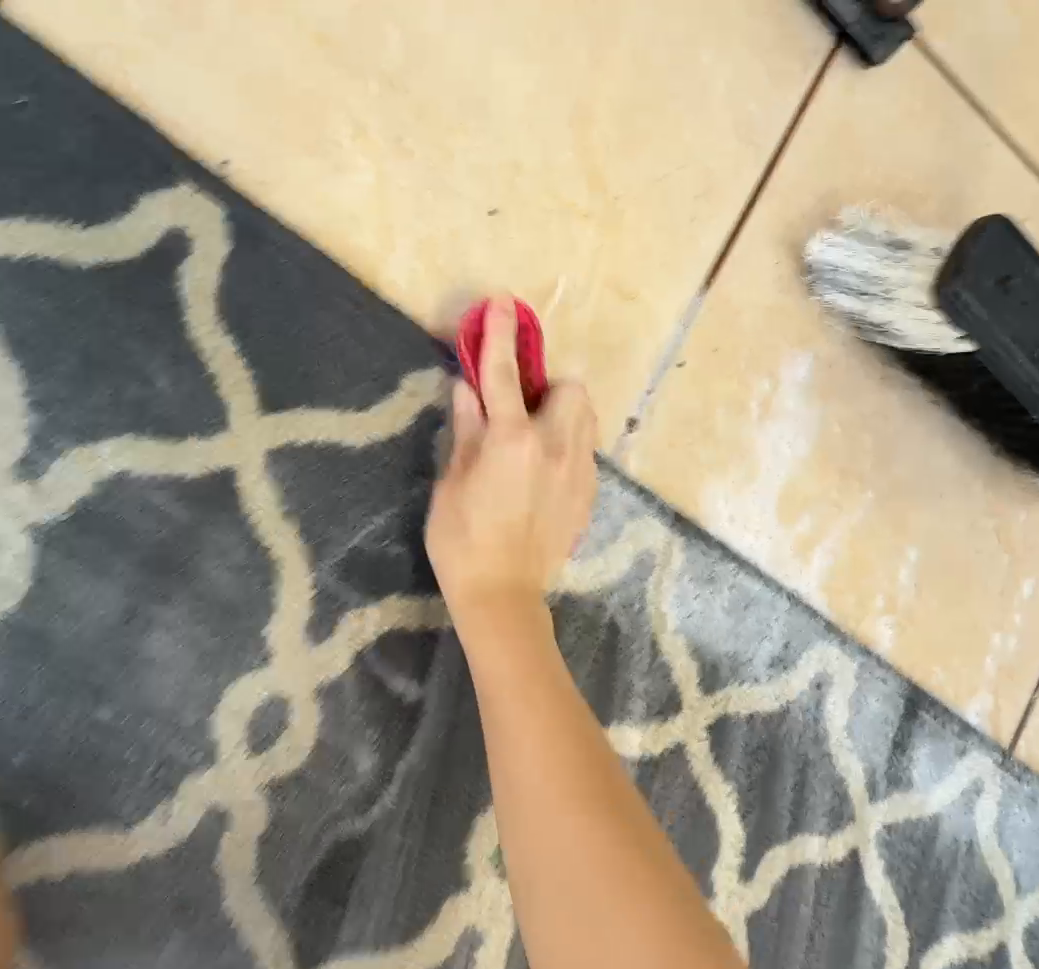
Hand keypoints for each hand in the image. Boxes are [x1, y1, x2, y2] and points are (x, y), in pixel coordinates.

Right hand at [426, 295, 597, 620]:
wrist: (502, 595)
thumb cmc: (461, 540)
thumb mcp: (451, 483)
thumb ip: (465, 430)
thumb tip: (466, 388)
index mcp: (511, 441)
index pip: (505, 375)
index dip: (499, 335)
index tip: (501, 302)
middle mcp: (554, 447)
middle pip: (570, 388)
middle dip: (547, 387)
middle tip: (519, 409)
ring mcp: (578, 471)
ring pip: (585, 418)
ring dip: (561, 414)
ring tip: (532, 441)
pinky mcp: (588, 494)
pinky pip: (585, 451)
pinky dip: (565, 446)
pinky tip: (540, 475)